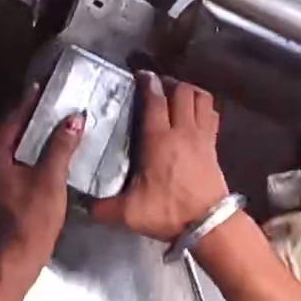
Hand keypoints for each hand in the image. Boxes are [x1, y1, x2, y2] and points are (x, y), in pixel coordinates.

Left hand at [0, 86, 84, 265]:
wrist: (17, 258)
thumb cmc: (32, 218)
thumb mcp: (50, 179)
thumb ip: (60, 147)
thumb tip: (74, 119)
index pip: (11, 121)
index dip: (27, 103)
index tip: (39, 87)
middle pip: (9, 134)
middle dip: (28, 119)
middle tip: (48, 105)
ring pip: (12, 151)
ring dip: (30, 138)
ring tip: (51, 126)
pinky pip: (14, 165)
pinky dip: (29, 155)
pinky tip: (45, 156)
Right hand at [94, 73, 230, 242]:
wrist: (208, 225)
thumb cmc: (168, 212)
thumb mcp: (129, 213)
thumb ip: (104, 207)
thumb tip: (86, 206)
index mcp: (159, 139)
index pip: (155, 100)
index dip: (148, 83)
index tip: (141, 75)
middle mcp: (182, 131)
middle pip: (182, 91)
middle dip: (170, 83)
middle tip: (157, 86)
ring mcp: (202, 137)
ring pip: (201, 99)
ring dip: (190, 91)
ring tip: (177, 95)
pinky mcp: (214, 148)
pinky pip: (211, 116)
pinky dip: (203, 108)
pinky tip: (195, 115)